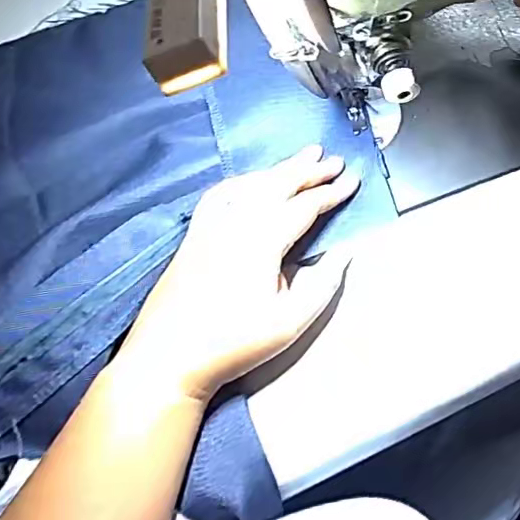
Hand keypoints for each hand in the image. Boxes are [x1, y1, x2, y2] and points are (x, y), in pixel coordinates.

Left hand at [116, 147, 358, 401]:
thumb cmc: (234, 343)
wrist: (166, 362)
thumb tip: (345, 251)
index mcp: (263, 240)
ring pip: (252, 184)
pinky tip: (252, 180)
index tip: (353, 181)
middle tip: (336, 160)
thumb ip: (324, 282)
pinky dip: (244, 180)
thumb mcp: (291, 321)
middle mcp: (236, 223)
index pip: (306, 205)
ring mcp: (211, 226)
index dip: (332, 192)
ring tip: (304, 157)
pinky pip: (221, 194)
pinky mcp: (193, 236)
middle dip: (310, 170)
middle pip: (279, 184)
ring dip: (281, 169)